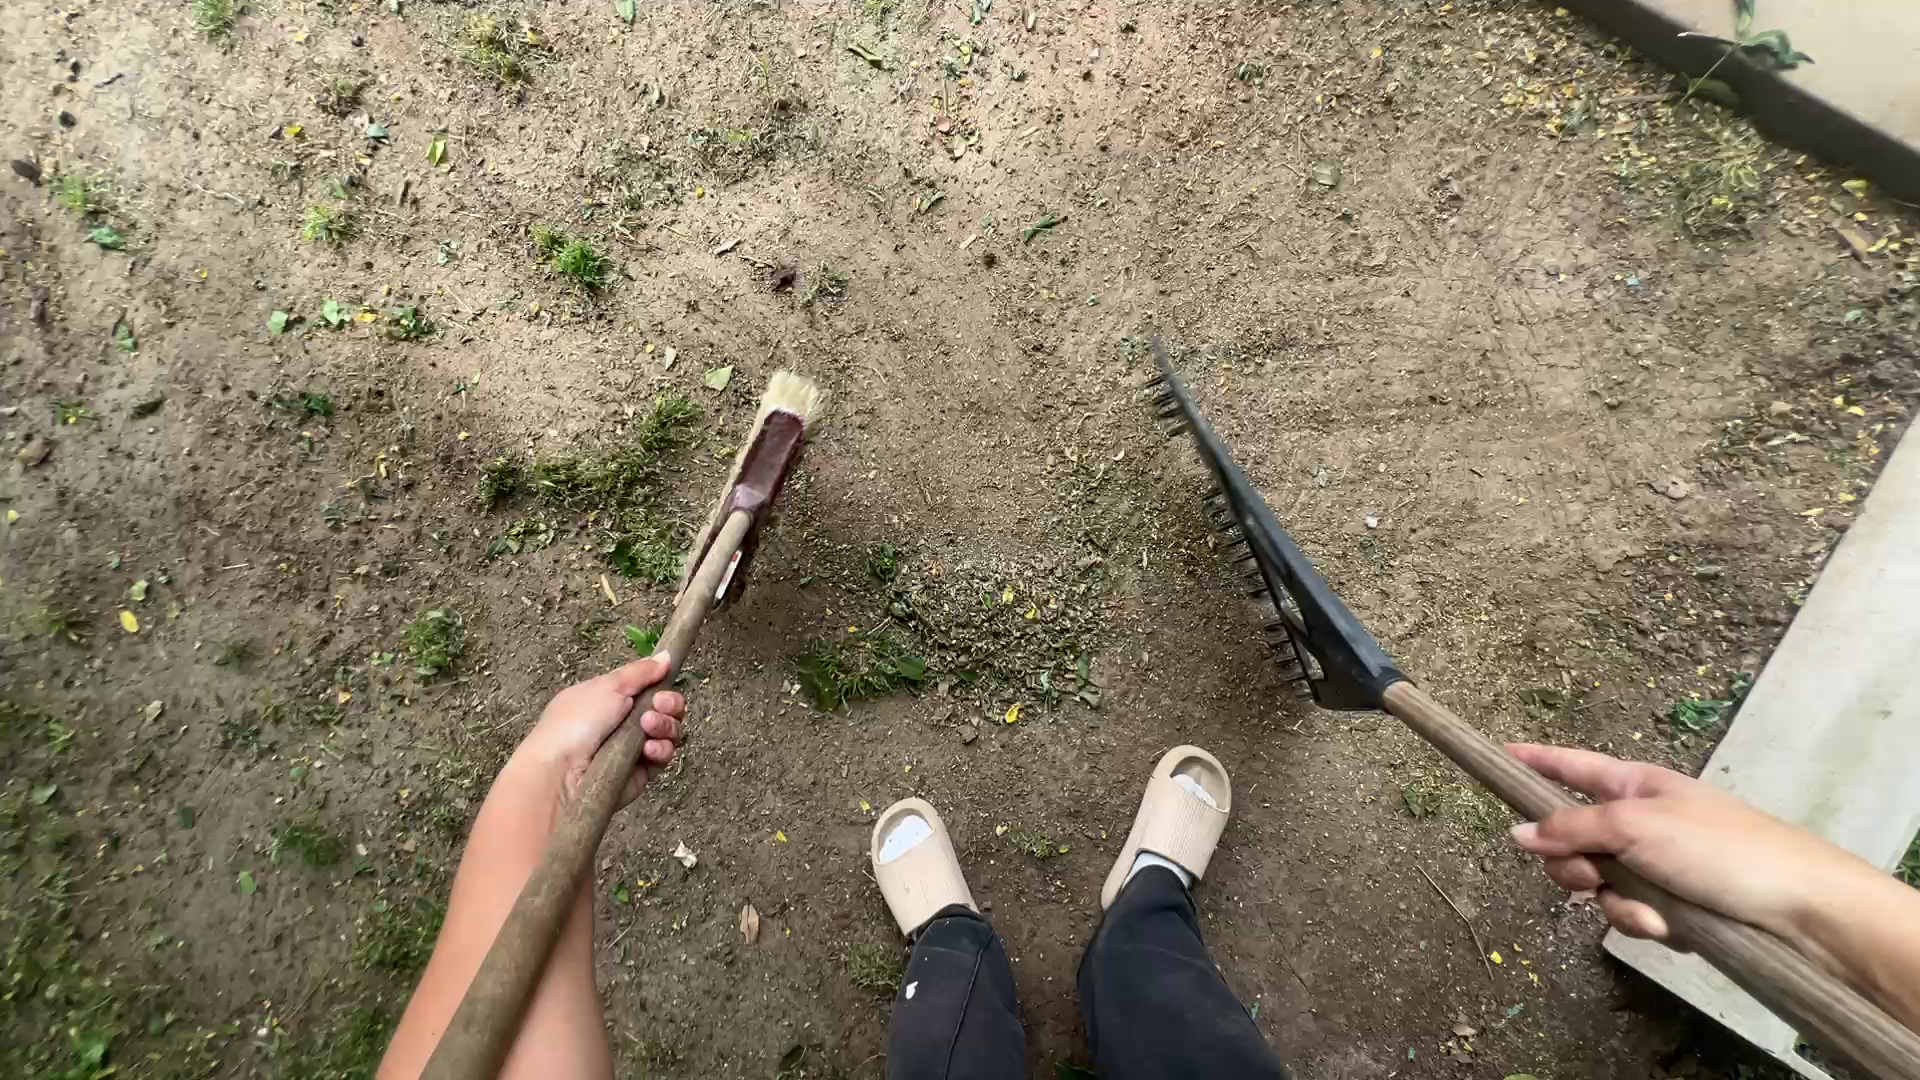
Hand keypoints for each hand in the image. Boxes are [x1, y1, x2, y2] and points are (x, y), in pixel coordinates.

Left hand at [510, 652, 686, 808]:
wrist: (561, 773)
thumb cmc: (577, 722)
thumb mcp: (607, 686)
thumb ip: (641, 672)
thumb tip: (667, 656)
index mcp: (609, 700)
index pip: (647, 687)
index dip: (660, 683)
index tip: (663, 681)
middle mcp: (623, 722)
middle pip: (665, 707)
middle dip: (669, 703)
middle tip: (658, 705)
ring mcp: (634, 747)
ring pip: (669, 730)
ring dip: (665, 724)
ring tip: (648, 726)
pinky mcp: (642, 772)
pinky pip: (664, 755)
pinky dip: (661, 750)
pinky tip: (648, 749)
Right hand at [1505, 743, 1881, 945]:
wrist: (1810, 912)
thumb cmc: (1719, 847)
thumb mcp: (1633, 824)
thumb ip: (1568, 826)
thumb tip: (1517, 834)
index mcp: (1632, 785)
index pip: (1569, 765)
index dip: (1534, 758)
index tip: (1498, 754)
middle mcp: (1637, 822)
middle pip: (1569, 833)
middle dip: (1567, 858)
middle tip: (1581, 873)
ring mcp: (1654, 865)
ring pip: (1592, 877)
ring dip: (1605, 894)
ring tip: (1639, 907)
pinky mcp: (1672, 905)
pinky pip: (1626, 908)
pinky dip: (1637, 918)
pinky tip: (1663, 924)